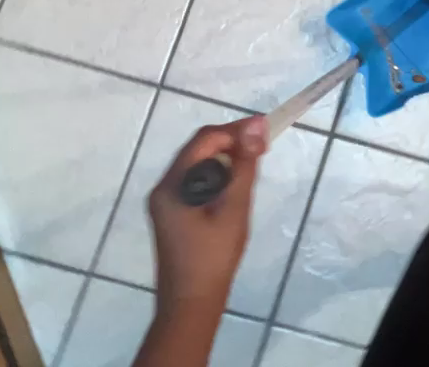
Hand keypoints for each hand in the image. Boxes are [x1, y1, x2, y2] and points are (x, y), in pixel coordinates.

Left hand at [148, 116, 268, 309]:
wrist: (191, 304)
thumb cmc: (213, 256)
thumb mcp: (234, 207)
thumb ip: (245, 165)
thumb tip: (257, 124)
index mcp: (172, 186)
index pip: (205, 139)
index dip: (236, 130)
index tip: (265, 131)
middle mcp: (164, 188)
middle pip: (200, 148)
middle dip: (233, 142)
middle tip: (263, 148)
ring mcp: (167, 201)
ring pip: (200, 163)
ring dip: (228, 158)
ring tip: (253, 166)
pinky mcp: (174, 211)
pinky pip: (198, 180)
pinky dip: (219, 175)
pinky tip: (236, 186)